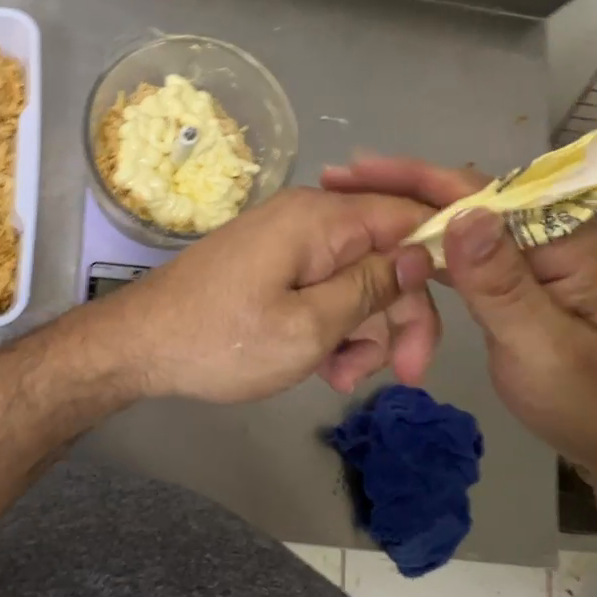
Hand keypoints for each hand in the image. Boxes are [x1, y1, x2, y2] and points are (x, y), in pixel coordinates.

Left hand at [95, 187, 437, 403]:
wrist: (138, 346)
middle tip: (403, 375)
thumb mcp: (308, 327)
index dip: (440, 262)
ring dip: (361, 333)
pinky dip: (330, 328)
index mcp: (321, 219)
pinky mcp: (270, 268)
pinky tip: (322, 368)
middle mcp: (307, 219)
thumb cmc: (222, 341)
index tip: (458, 312)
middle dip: (397, 317)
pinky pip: (321, 289)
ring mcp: (286, 243)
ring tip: (339, 378)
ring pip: (355, 281)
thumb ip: (370, 290)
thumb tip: (421, 256)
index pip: (408, 217)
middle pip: (385, 257)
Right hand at [321, 157, 596, 478]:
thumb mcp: (544, 346)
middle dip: (397, 188)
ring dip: (404, 215)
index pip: (476, 190)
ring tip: (350, 207)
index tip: (352, 171)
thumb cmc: (593, 402)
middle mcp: (544, 236)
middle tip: (335, 186)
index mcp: (561, 238)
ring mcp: (529, 259)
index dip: (410, 176)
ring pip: (457, 224)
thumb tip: (461, 215)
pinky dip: (422, 248)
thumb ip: (501, 283)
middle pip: (462, 197)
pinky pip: (461, 255)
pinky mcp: (514, 283)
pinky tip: (389, 247)